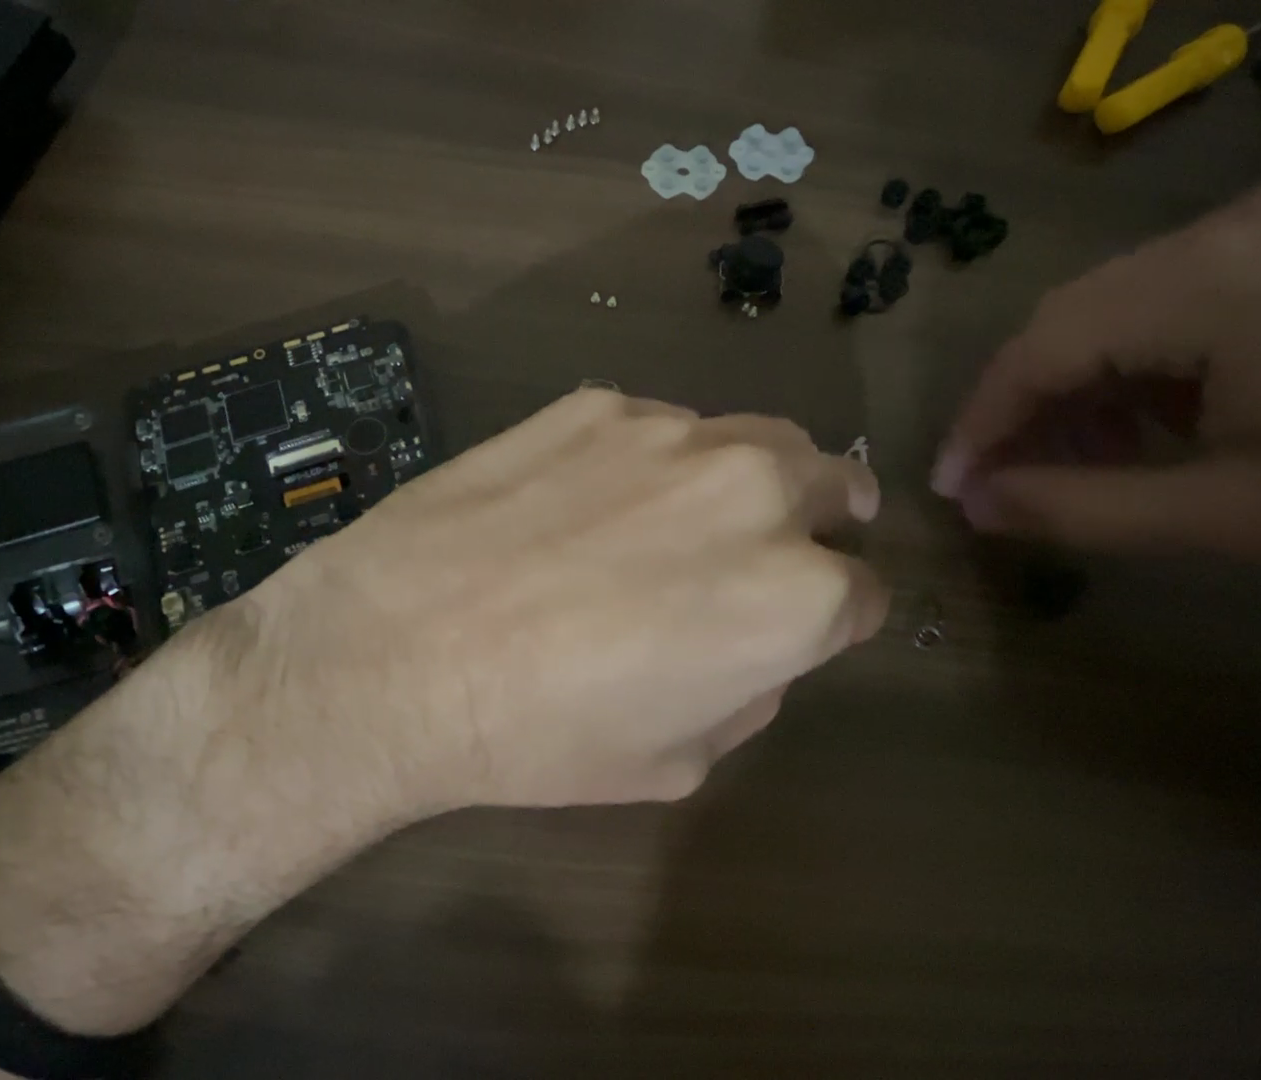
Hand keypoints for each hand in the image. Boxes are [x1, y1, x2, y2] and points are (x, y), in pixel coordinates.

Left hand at [204, 388, 888, 811]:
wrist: (396, 655)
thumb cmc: (541, 733)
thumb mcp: (677, 760)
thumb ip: (748, 691)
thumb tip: (755, 645)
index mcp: (796, 594)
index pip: (864, 592)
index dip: (836, 616)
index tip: (804, 624)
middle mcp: (755, 491)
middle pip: (830, 484)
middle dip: (815, 521)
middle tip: (761, 554)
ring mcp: (671, 433)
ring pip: (753, 440)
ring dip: (740, 480)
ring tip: (676, 521)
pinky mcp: (594, 403)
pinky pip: (657, 428)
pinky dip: (650, 461)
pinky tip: (585, 501)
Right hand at [932, 173, 1260, 573]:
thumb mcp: (1239, 515)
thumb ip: (1082, 509)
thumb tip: (975, 508)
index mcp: (1212, 282)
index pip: (1042, 347)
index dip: (980, 422)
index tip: (949, 488)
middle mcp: (1234, 223)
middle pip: (1076, 315)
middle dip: (1029, 405)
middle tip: (1008, 483)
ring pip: (1127, 301)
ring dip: (1087, 384)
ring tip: (1083, 462)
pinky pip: (1189, 289)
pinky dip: (1150, 358)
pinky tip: (1160, 415)